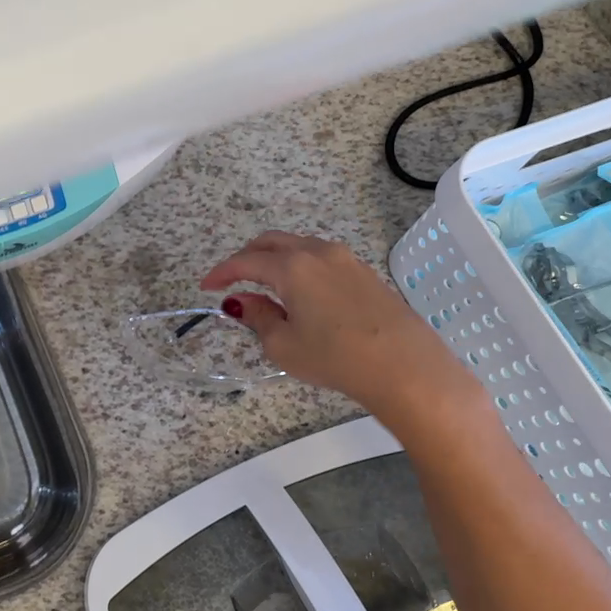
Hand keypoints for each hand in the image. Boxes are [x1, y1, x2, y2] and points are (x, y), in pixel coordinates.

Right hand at [200, 232, 476, 416]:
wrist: (405, 368)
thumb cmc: (335, 358)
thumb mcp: (283, 344)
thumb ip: (257, 316)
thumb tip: (241, 301)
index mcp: (292, 266)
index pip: (246, 261)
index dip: (221, 273)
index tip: (206, 287)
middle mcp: (318, 253)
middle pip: (272, 242)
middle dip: (246, 257)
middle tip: (232, 280)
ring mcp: (346, 260)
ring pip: (299, 247)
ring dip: (275, 260)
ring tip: (264, 287)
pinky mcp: (365, 274)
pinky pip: (320, 259)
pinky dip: (299, 267)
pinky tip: (298, 294)